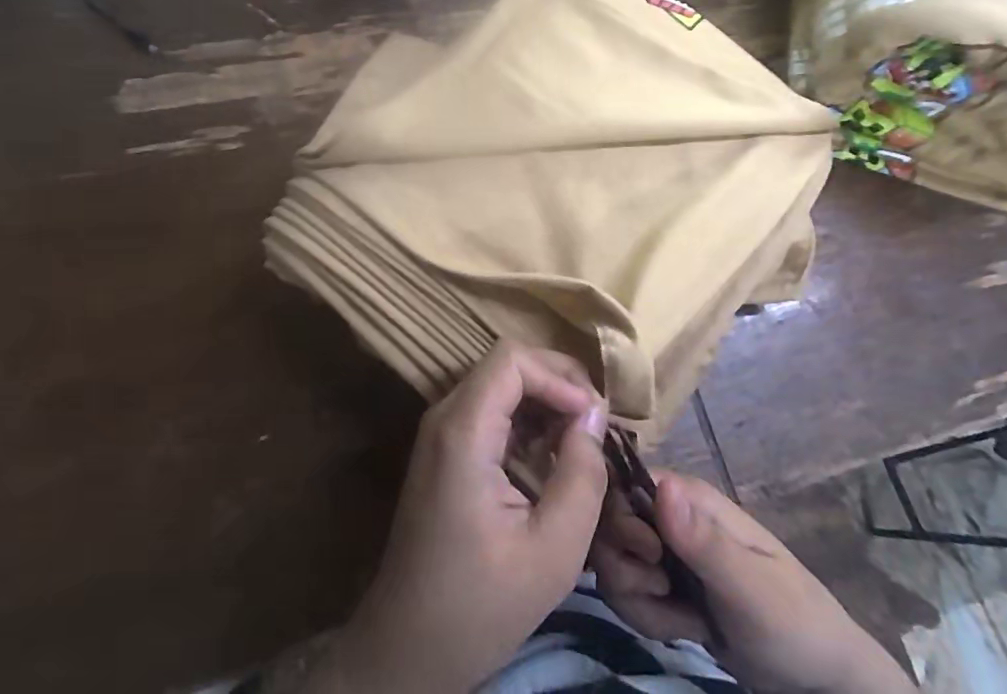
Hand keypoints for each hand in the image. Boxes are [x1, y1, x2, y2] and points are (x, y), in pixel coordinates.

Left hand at [306, 344, 610, 693]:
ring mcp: (441, 433)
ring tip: (584, 438)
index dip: (560, 377)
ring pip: (501, 383)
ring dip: (547, 400)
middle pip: (507, 364)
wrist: (409, 647)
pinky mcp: (446, 450)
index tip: (593, 418)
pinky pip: (492, 411)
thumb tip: (594, 416)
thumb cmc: (481, 605)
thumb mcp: (553, 550)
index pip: (512, 359)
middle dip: (559, 382)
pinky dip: (529, 419)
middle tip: (597, 423)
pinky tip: (555, 453)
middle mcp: (444, 418)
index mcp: (462, 434)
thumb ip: (582, 476)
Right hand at [591, 472, 916, 693]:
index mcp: (691, 498)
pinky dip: (645, 616)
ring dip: (638, 602)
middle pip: (611, 527)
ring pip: (616, 563)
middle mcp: (672, 514)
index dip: (619, 521)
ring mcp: (667, 549)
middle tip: (663, 596)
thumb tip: (659, 485)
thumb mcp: (750, 588)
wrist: (816, 676)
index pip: (623, 484)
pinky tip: (682, 629)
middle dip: (627, 572)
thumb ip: (703, 540)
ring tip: (684, 622)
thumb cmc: (793, 623)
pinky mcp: (665, 583)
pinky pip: (629, 591)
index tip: (648, 561)